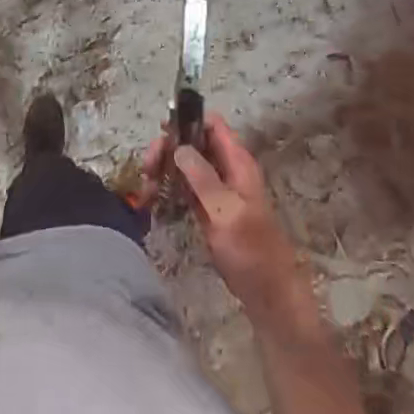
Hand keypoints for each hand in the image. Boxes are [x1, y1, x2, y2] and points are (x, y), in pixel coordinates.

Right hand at [146, 112, 302, 320]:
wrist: (267, 292)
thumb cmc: (251, 249)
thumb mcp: (225, 210)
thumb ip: (202, 176)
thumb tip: (179, 146)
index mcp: (237, 162)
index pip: (212, 125)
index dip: (188, 121)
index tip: (162, 132)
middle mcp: (226, 168)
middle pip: (192, 143)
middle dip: (168, 150)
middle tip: (148, 169)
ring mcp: (216, 188)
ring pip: (184, 164)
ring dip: (164, 170)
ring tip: (146, 189)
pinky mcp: (207, 207)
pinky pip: (183, 186)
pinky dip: (167, 187)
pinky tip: (151, 198)